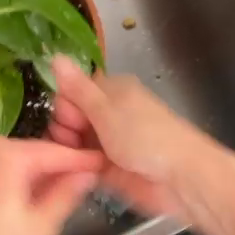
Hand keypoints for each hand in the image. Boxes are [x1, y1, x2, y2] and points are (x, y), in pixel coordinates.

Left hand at [0, 136, 102, 234]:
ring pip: (12, 164)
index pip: (53, 151)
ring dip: (36, 177)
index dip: (80, 160)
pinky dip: (14, 182)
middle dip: (57, 168)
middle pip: (31, 154)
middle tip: (85, 180)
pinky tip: (30, 201)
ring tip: (62, 194)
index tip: (100, 163)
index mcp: (4, 156)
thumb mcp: (42, 227)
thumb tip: (85, 176)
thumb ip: (66, 195)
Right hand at [46, 56, 234, 220]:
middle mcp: (110, 115)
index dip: (65, 106)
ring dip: (70, 151)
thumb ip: (78, 89)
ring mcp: (111, 144)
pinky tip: (75, 174)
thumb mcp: (107, 109)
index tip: (68, 121)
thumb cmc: (146, 138)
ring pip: (77, 144)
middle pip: (72, 119)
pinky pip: (86, 166)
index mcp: (111, 92)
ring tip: (75, 161)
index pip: (73, 92)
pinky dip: (79, 169)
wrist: (179, 178)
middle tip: (72, 142)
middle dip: (65, 130)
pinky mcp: (112, 171)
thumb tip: (55, 56)